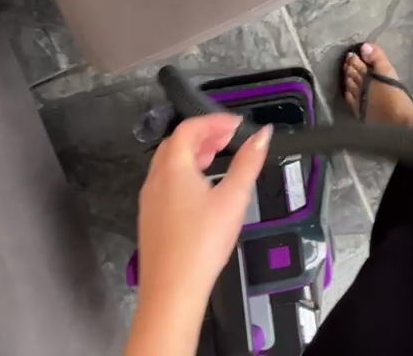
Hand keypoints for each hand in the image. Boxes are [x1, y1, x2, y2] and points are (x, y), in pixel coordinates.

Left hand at [127, 114, 271, 354]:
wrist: (172, 293)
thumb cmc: (202, 243)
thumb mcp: (234, 197)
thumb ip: (249, 161)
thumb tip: (262, 135)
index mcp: (173, 167)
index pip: (190, 128)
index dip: (214, 120)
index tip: (236, 124)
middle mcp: (155, 179)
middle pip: (177, 143)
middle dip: (204, 134)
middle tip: (228, 137)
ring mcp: (149, 200)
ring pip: (168, 163)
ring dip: (193, 152)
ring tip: (217, 157)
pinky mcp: (150, 219)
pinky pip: (165, 182)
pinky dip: (184, 172)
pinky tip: (202, 189)